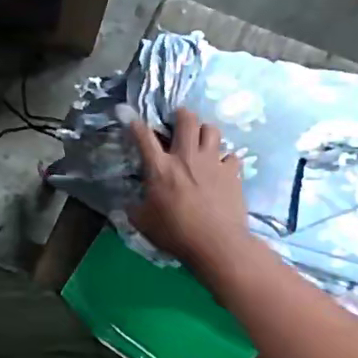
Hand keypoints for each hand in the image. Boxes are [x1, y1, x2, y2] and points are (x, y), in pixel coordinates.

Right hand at [128, 107, 252, 268]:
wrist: (216, 244)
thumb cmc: (175, 234)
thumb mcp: (143, 222)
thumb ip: (133, 208)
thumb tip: (125, 203)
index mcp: (160, 168)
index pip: (143, 137)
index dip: (135, 124)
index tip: (131, 117)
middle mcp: (186, 157)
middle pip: (187, 120)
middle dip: (182, 114)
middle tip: (179, 118)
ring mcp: (212, 162)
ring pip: (212, 130)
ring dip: (205, 131)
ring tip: (202, 139)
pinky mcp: (232, 173)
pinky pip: (231, 156)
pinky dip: (225, 159)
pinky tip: (222, 168)